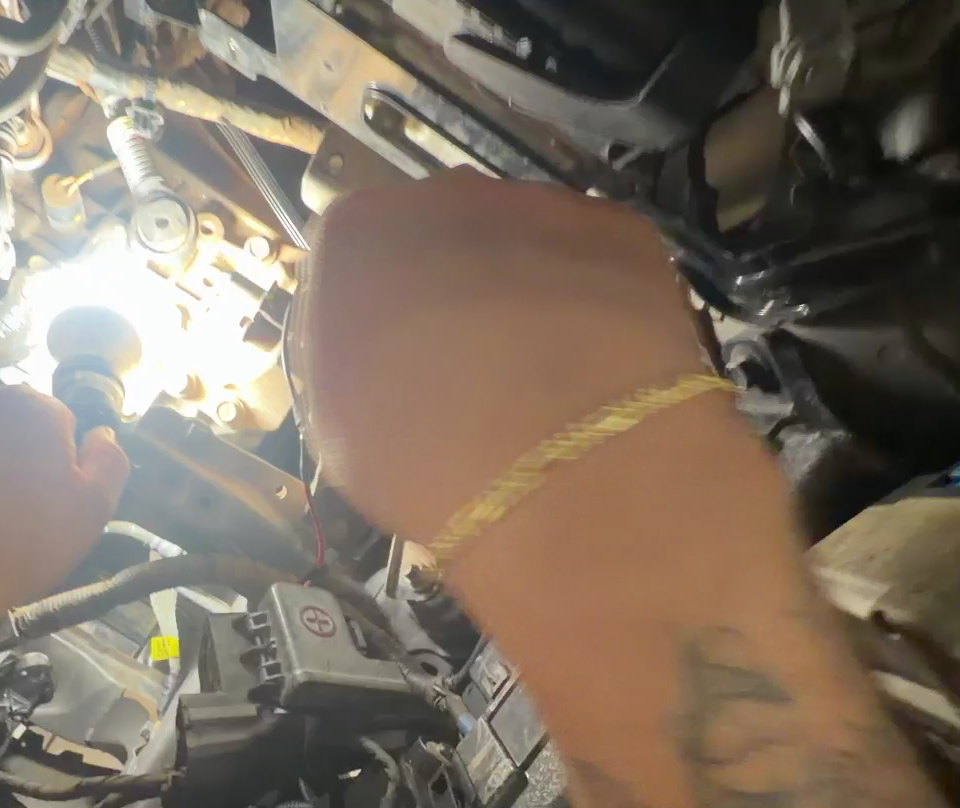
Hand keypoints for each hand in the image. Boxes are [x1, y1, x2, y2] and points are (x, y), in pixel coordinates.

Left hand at [0, 386, 129, 620]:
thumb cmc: (21, 547)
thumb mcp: (92, 512)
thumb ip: (109, 461)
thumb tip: (102, 434)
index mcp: (31, 406)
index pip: (58, 422)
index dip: (59, 462)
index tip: (49, 499)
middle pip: (6, 421)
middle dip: (12, 453)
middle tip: (11, 508)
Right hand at [290, 170, 716, 543]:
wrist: (553, 461)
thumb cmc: (416, 451)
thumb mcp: (339, 420)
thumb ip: (351, 358)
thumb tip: (385, 356)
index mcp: (356, 233)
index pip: (353, 256)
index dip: (371, 315)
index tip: (387, 366)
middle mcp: (442, 194)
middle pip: (436, 238)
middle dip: (446, 293)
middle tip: (464, 373)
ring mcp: (539, 202)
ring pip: (518, 245)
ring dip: (519, 294)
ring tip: (537, 379)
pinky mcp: (621, 229)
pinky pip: (590, 261)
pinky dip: (588, 300)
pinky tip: (591, 365)